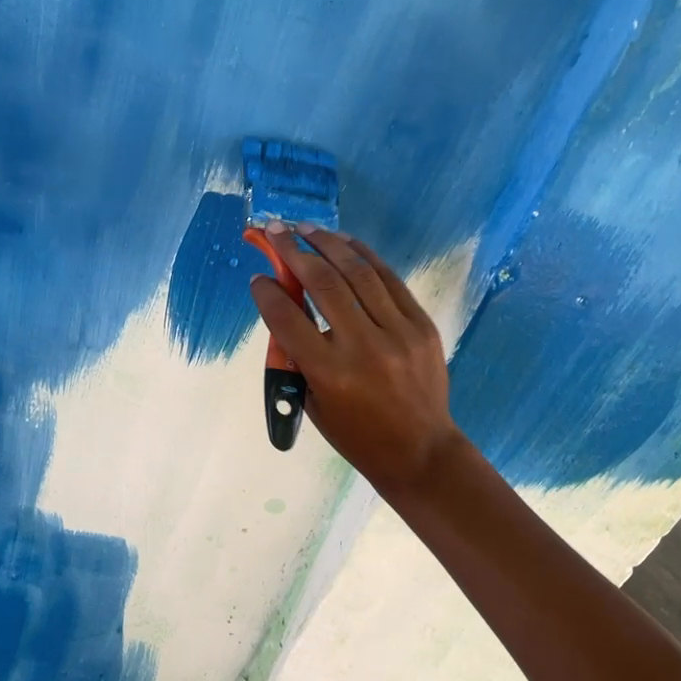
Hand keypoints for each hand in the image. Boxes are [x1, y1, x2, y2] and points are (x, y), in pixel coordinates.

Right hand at [249, 221, 464, 494]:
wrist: (422, 453)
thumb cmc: (355, 432)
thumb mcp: (311, 398)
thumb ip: (296, 350)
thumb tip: (283, 298)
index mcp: (330, 374)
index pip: (287, 317)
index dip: (267, 292)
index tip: (257, 278)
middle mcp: (364, 348)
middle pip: (322, 283)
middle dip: (293, 250)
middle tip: (274, 230)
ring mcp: (398, 333)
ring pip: (357, 272)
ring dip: (326, 243)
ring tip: (305, 227)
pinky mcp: (421, 326)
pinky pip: (388, 279)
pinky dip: (362, 255)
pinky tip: (342, 241)